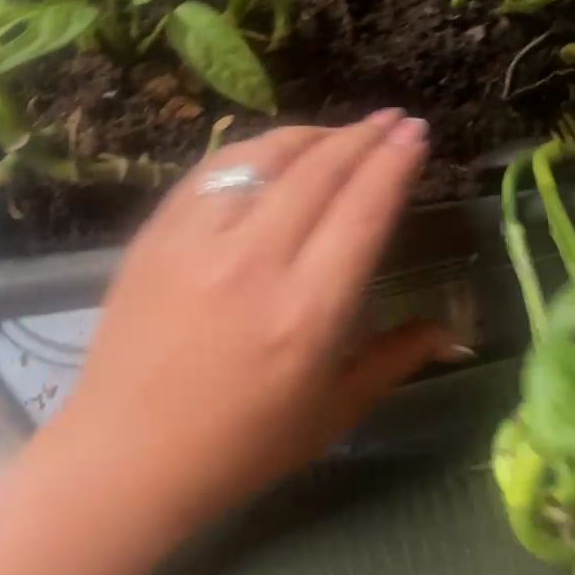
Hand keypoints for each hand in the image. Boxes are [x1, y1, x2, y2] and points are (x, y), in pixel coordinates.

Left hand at [57, 110, 468, 529]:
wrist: (123, 456)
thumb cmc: (239, 447)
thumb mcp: (332, 414)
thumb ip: (396, 359)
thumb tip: (452, 330)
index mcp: (306, 313)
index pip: (363, 211)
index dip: (394, 163)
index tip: (416, 133)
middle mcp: (254, 262)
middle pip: (320, 171)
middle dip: (365, 135)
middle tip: (394, 118)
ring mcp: (197, 240)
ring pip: (267, 156)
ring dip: (314, 134)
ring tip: (343, 132)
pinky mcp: (158, 232)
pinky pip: (216, 168)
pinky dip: (257, 149)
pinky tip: (277, 150)